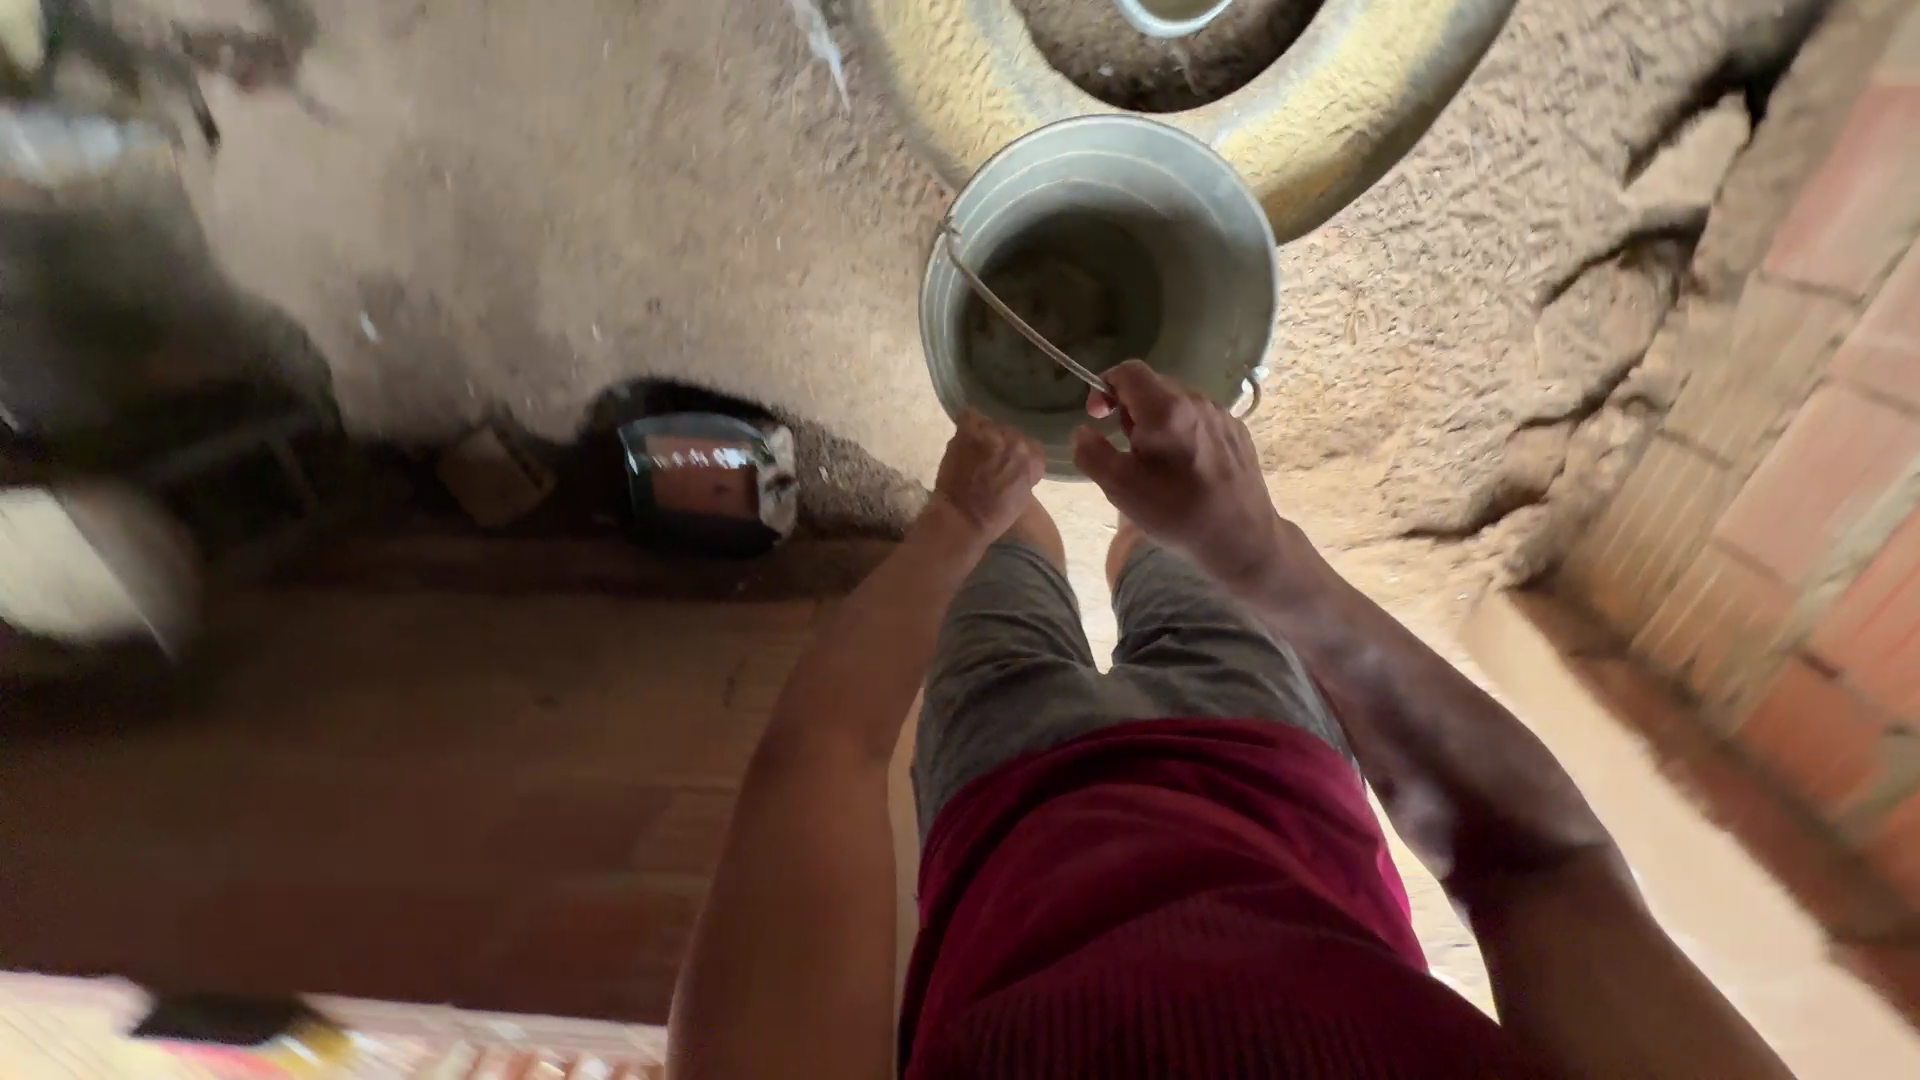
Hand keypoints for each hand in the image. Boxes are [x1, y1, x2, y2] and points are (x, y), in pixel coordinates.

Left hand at [932, 408, 1044, 541]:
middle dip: (1001, 443)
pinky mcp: (968, 432)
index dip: (1017, 455)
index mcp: (1033, 461)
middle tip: (987, 458)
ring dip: (983, 435)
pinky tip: (963, 436)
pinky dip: (966, 424)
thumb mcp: (1022, 496)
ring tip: (972, 450)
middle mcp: (1017, 443)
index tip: (1006, 464)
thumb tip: (1016, 462)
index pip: (1031, 447)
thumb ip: (1024, 472)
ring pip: (990, 424)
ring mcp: (992, 435)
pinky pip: (969, 415)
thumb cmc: (994, 517)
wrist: (962, 519)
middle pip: (1011, 433)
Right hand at [1072, 360, 1295, 584]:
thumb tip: (1083, 432)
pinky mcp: (1238, 432)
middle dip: (1130, 410)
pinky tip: (1186, 469)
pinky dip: (1182, 433)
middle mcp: (1197, 401)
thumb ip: (1092, 453)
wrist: (1242, 539)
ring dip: (1156, 423)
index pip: (1128, 371)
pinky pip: (1198, 419)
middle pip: (1152, 386)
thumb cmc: (1176, 513)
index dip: (1104, 386)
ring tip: (1156, 464)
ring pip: (1176, 403)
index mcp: (1166, 409)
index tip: (1097, 417)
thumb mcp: (1120, 488)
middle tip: (1126, 450)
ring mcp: (1222, 415)